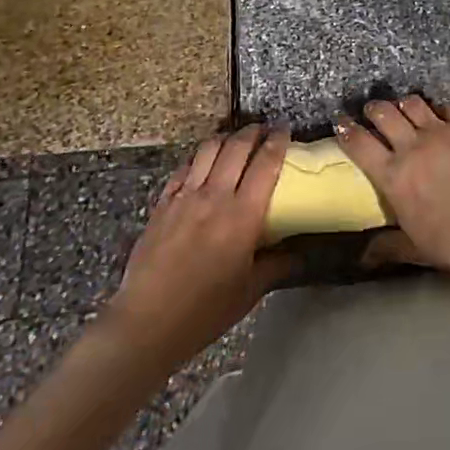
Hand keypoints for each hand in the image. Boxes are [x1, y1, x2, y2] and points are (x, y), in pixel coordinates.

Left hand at [106, 125, 292, 364]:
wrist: (149, 320)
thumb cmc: (206, 310)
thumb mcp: (250, 290)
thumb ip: (277, 264)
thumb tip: (300, 253)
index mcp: (242, 215)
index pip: (265, 165)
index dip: (277, 142)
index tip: (285, 130)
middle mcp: (214, 196)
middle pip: (236, 148)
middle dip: (252, 132)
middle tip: (263, 129)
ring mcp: (184, 197)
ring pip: (207, 151)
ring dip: (224, 139)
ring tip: (234, 139)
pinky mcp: (162, 204)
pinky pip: (183, 169)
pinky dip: (197, 159)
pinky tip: (202, 163)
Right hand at [336, 96, 449, 283]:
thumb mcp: (414, 247)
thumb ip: (386, 247)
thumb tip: (363, 258)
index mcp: (393, 176)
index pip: (359, 143)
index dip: (346, 129)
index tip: (341, 123)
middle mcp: (412, 148)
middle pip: (383, 112)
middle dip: (374, 109)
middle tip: (373, 113)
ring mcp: (440, 135)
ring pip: (412, 103)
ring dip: (404, 104)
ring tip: (404, 110)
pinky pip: (447, 108)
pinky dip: (439, 109)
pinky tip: (440, 116)